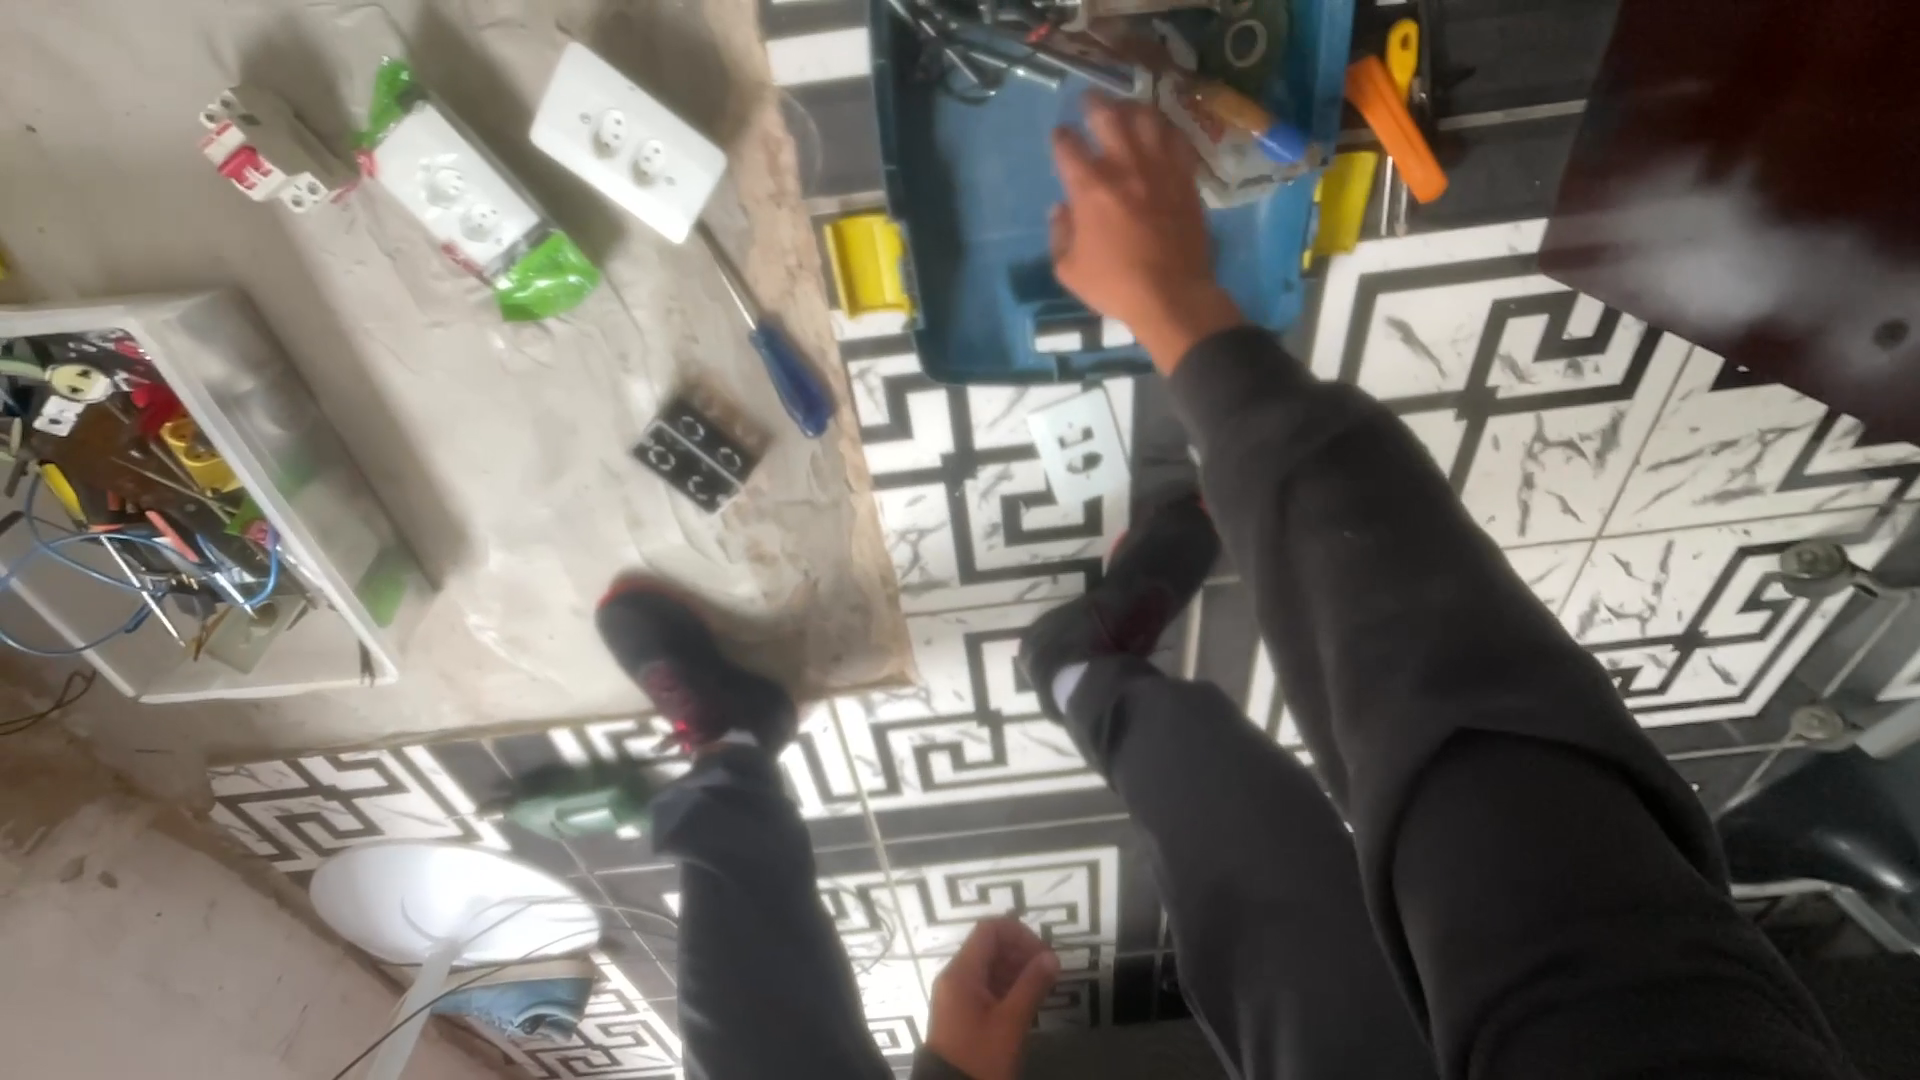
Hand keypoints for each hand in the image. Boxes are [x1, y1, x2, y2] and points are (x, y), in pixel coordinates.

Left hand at [925, 917, 1059, 1079]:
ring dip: (1016, 970)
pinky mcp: (962, 1012)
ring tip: (1043, 987)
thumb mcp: (1010, 1023)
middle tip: (1048, 972)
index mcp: (961, 971)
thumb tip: (1052, 957)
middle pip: (989, 946)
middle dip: (1021, 953)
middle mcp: (955, 976)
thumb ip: (1032, 985)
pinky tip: (1027, 1001)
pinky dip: (1007, 987)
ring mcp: (957, 994)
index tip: (1043, 954)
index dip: (1019, 934)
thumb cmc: (980, 1058)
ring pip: (989, 967)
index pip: (990, 930)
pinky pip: (985, 986)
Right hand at [1050, 95, 1244, 372]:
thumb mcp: (1069, 270)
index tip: (1060, 136)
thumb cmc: (1114, 286)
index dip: (1061, 137)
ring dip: (1132, 108)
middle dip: (1094, 103)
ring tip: (1127, 108)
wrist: (1170, 294)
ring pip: (1146, 118)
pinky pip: (1177, 139)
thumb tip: (1060, 210)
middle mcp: (1124, 167)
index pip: (1068, 146)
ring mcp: (1159, 168)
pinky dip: (1165, 130)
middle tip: (1089, 99)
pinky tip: (1161, 131)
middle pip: (1107, 116)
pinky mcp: (1185, 177)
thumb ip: (1060, 235)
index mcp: (1089, 188)